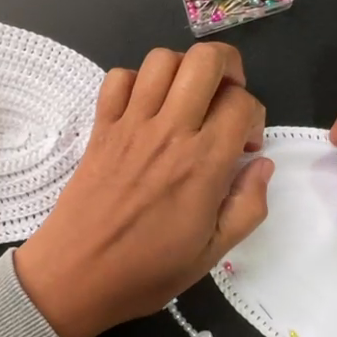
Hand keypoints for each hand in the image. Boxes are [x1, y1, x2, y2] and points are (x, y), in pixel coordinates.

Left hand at [15, 43, 270, 336]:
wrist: (75, 277)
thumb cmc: (147, 272)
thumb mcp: (212, 254)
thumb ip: (247, 207)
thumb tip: (261, 165)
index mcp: (203, 164)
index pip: (242, 103)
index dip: (255, 118)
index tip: (245, 148)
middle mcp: (169, 132)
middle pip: (205, 61)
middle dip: (228, 69)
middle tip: (226, 101)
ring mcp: (130, 125)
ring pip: (162, 59)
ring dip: (184, 71)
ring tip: (188, 101)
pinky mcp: (100, 128)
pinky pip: (118, 78)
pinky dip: (136, 82)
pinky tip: (146, 110)